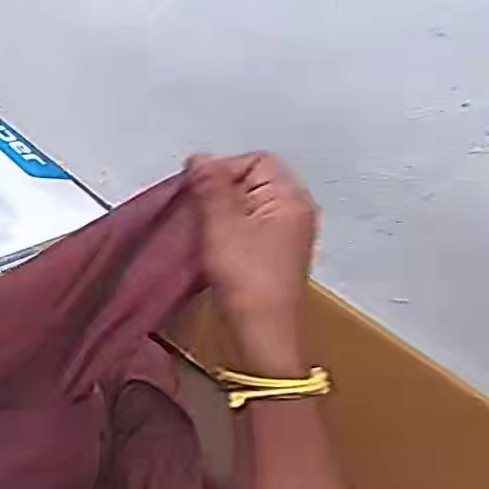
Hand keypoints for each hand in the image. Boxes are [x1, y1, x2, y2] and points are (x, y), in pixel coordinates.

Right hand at [185, 152, 318, 372]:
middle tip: (195, 211)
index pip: (255, 161)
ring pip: (243, 205)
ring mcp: (281, 235)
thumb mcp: (222, 225)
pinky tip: (207, 244)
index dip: (222, 170)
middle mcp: (292, 212)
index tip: (195, 192)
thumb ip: (211, 187)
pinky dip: (222, 229)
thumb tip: (200, 159)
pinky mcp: (266, 254)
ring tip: (199, 230)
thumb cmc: (248, 281)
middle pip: (250, 181)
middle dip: (217, 191)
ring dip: (217, 212)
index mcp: (290, 199)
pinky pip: (242, 227)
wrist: (260, 330)